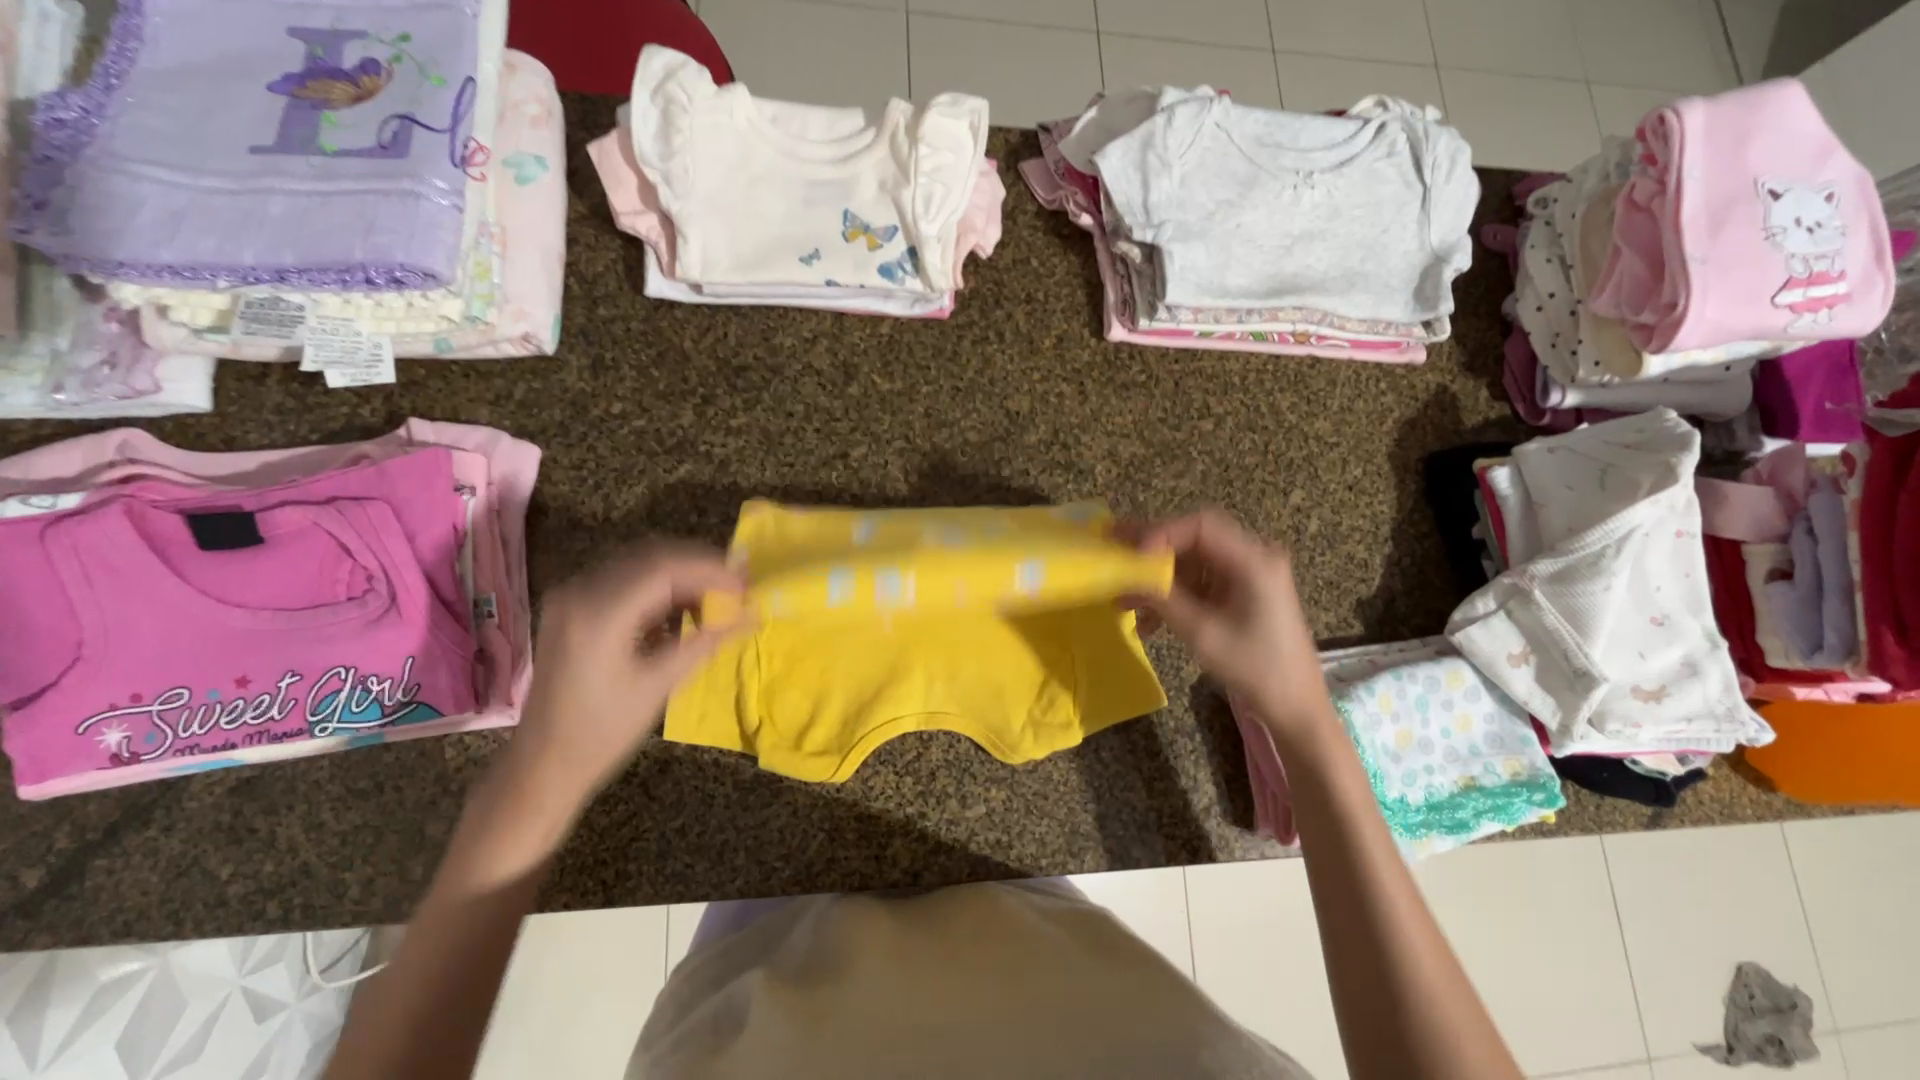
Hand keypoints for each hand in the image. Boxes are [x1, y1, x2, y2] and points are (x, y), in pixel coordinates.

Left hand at [505, 543, 747, 810]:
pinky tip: (681, 612)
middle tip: (737, 589)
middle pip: (651, 558)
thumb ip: (705, 642)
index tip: (745, 586)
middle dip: (699, 569)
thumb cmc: (602, 733)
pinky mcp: (571, 607)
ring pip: (638, 565)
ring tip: (715, 601)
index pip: (663, 568)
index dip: (710, 570)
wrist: (543, 762)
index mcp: (598, 616)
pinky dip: (657, 588)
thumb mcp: (659, 687)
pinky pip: (623, 581)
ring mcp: (571, 597)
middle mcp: (579, 594)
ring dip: (680, 576)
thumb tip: (749, 615)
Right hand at [1121, 510, 1332, 730]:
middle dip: (1151, 552)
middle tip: (1112, 554)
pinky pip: (1198, 583)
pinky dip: (1172, 597)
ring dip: (1157, 580)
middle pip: (1194, 540)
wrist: (1294, 706)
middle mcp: (1252, 558)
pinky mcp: (1239, 593)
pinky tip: (1147, 622)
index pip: (1201, 526)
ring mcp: (1246, 576)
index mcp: (1254, 561)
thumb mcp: (1201, 633)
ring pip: (1191, 563)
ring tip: (1122, 599)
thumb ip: (1161, 598)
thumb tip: (1125, 575)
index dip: (1162, 534)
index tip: (1132, 556)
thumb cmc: (1254, 669)